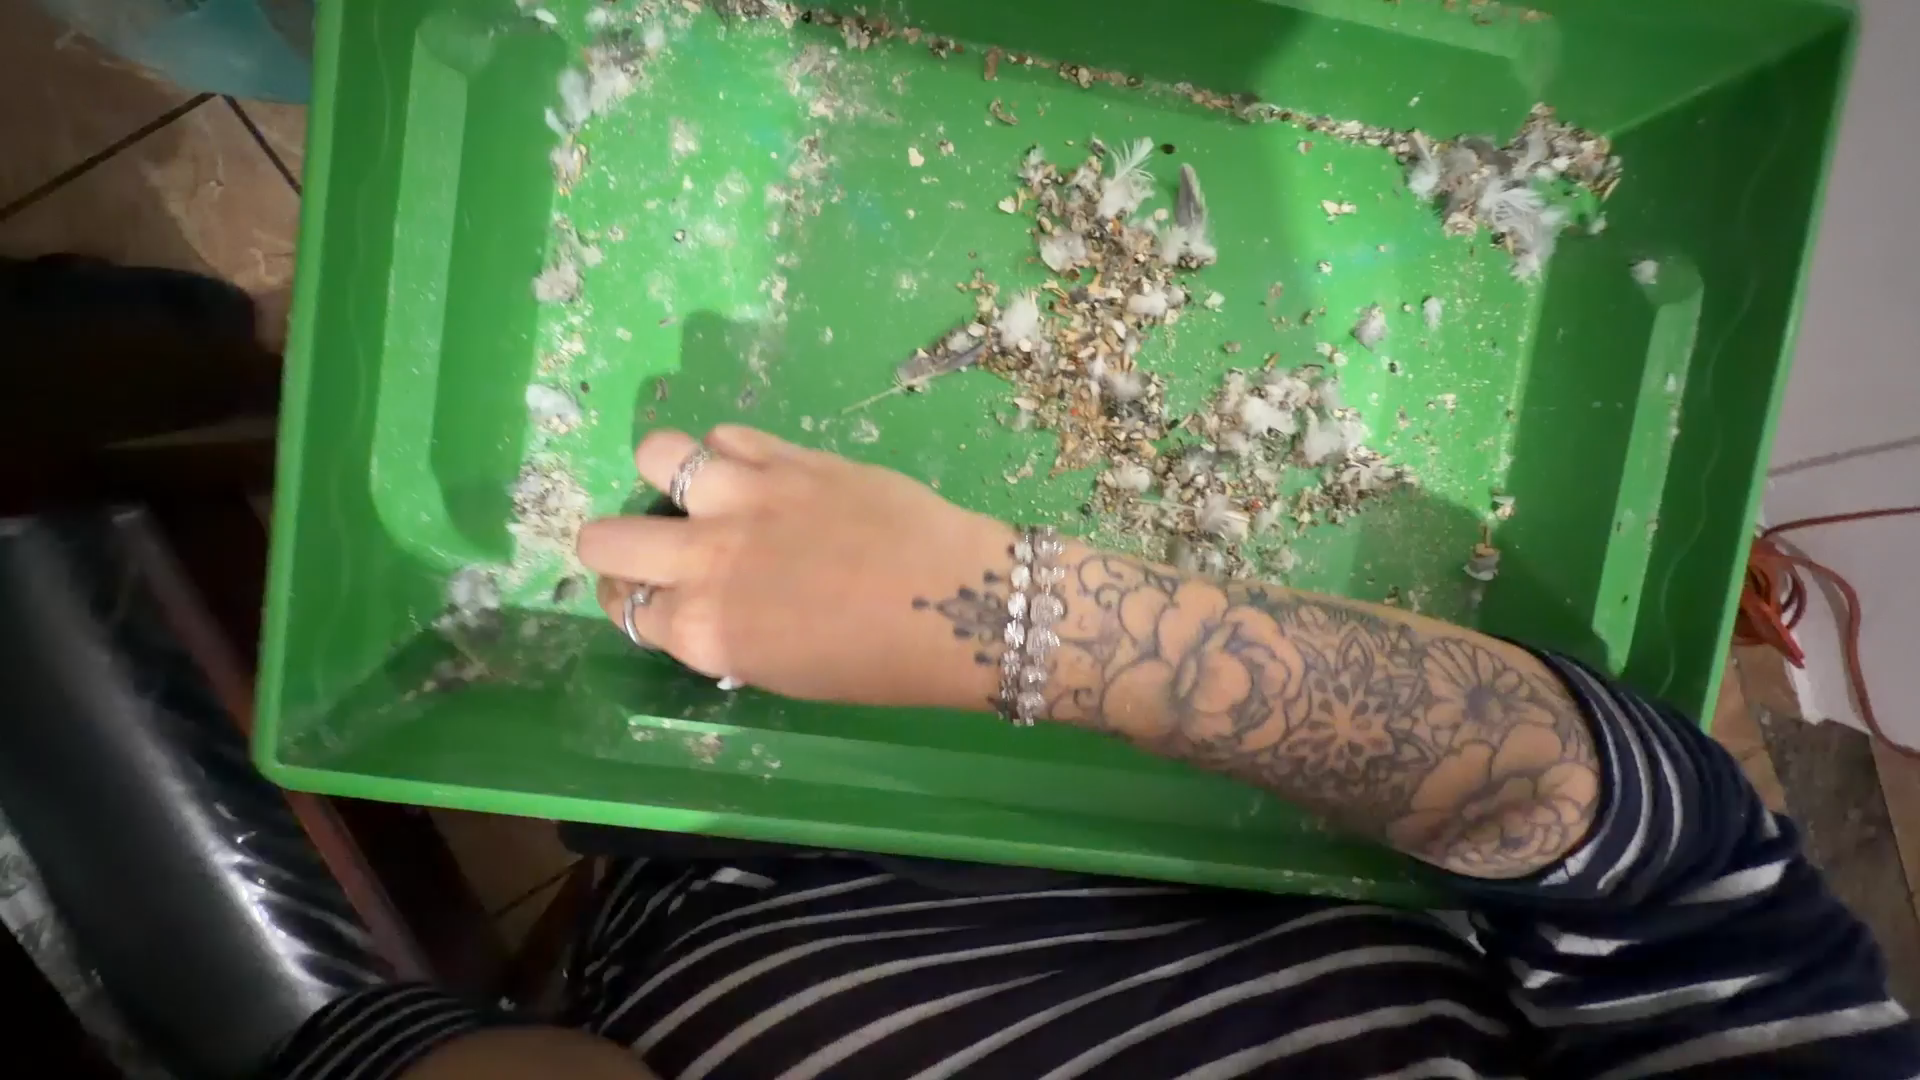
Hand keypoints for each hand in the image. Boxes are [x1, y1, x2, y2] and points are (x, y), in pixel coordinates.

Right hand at [576, 426, 1011, 707]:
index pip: (626, 609)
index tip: (649, 594)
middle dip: (615, 546)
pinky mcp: (788, 458)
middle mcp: (705, 561)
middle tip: (654, 545)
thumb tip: (706, 606)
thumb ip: (728, 636)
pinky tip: (759, 472)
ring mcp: (744, 499)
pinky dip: (730, 452)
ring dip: (669, 477)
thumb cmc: (880, 663)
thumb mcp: (786, 673)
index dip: (632, 602)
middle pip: (605, 538)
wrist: (958, 606)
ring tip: (706, 492)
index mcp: (704, 632)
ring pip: (656, 457)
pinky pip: (725, 435)